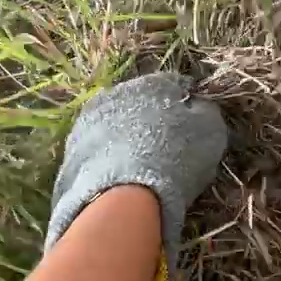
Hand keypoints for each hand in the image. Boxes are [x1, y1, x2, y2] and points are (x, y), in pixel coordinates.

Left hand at [44, 71, 227, 280]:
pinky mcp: (69, 153)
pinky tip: (122, 180)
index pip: (175, 85)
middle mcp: (115, 94)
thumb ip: (206, 110)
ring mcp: (86, 123)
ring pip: (116, 127)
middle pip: (141, 104)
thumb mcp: (211, 129)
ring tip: (142, 167)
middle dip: (153, 119)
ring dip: (128, 139)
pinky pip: (99, 151)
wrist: (125, 198)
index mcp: (151, 83)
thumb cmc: (176, 157)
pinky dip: (110, 160)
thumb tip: (198, 105)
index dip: (187, 105)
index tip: (193, 125)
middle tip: (168, 146)